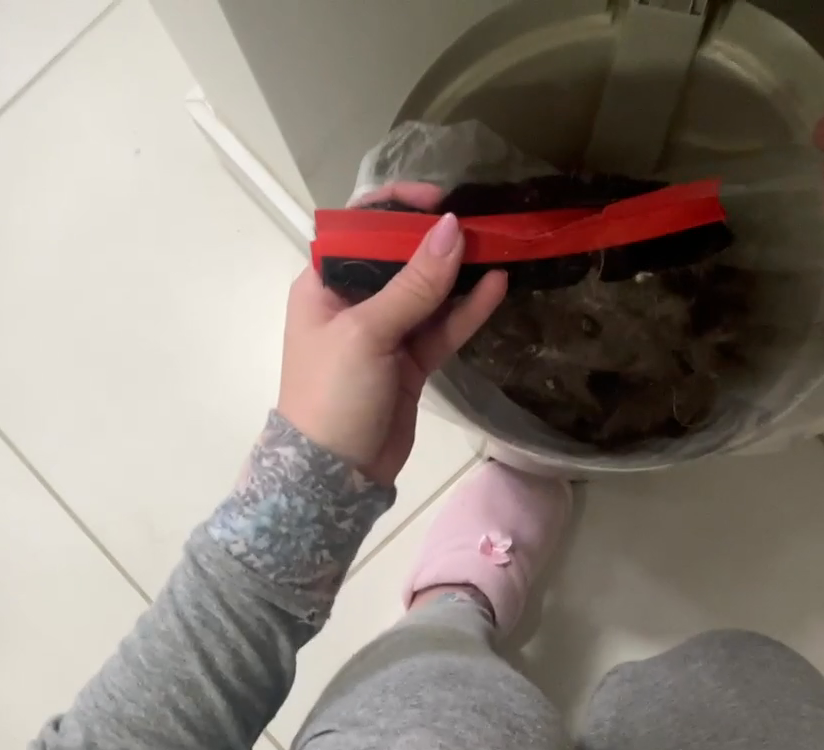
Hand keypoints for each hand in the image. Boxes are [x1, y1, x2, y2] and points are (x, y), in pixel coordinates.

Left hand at [278, 183, 507, 484]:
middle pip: (400, 259)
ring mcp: (385, 334)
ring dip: (460, 275)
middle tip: (482, 223)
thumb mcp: (368, 333)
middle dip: (438, 241)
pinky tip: (495, 288)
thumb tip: (452, 229)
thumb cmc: (333, 394)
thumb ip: (413, 284)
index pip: (359, 229)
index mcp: (323, 284)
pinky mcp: (410, 363)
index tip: (440, 202)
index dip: (397, 208)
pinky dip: (466, 311)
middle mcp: (354, 302)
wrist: (335, 473)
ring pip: (427, 294)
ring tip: (499, 249)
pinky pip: (441, 329)